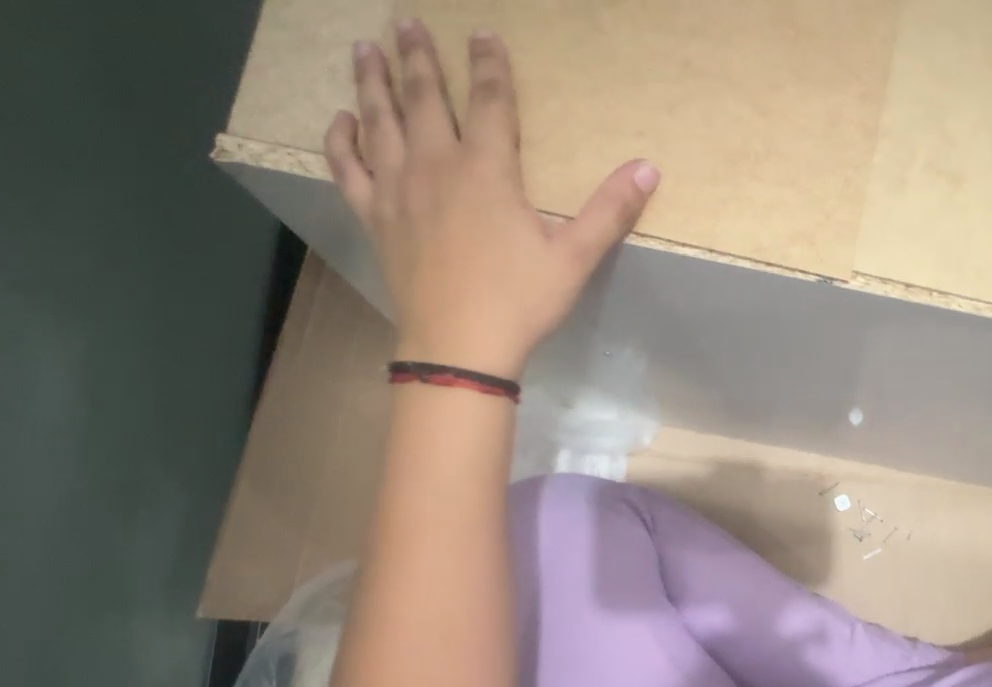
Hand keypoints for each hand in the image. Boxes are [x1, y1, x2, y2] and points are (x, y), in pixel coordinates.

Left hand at [324, 19, 658, 377]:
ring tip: (365, 47)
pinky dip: (341, 140)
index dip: (489, 64)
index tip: (484, 33)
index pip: (489, 101)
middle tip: (407, 20)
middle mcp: (436, 166)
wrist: (458, 347)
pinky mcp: (376, 219)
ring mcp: (398, 190)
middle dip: (418, 56)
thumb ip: (610, 211)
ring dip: (373, 80)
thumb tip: (649, 168)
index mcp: (486, 170)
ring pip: (379, 120)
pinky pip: (349, 168)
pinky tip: (341, 121)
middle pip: (424, 97)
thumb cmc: (520, 303)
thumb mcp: (574, 259)